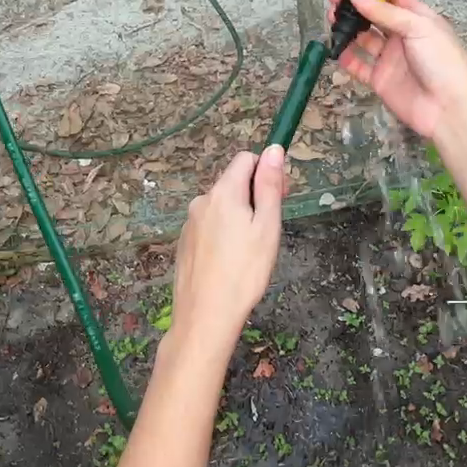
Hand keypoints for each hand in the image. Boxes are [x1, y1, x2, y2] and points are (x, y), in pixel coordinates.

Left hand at [169, 146, 285, 353]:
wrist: (206, 316)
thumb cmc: (245, 272)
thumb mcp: (266, 226)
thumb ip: (269, 185)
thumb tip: (274, 149)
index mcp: (223, 192)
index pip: (246, 159)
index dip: (267, 172)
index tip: (280, 197)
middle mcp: (202, 201)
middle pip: (233, 182)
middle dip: (254, 196)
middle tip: (269, 230)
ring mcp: (190, 223)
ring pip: (222, 206)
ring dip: (239, 217)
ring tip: (251, 251)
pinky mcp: (185, 243)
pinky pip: (210, 226)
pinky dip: (223, 234)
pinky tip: (231, 262)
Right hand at [326, 0, 466, 141]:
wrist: (448, 109)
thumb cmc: (444, 63)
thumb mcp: (418, 28)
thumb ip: (385, 12)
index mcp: (417, 18)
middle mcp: (402, 36)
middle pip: (373, 15)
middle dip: (354, 6)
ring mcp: (390, 58)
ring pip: (363, 38)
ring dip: (347, 28)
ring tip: (332, 19)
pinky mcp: (380, 79)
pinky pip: (359, 66)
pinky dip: (347, 58)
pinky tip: (337, 49)